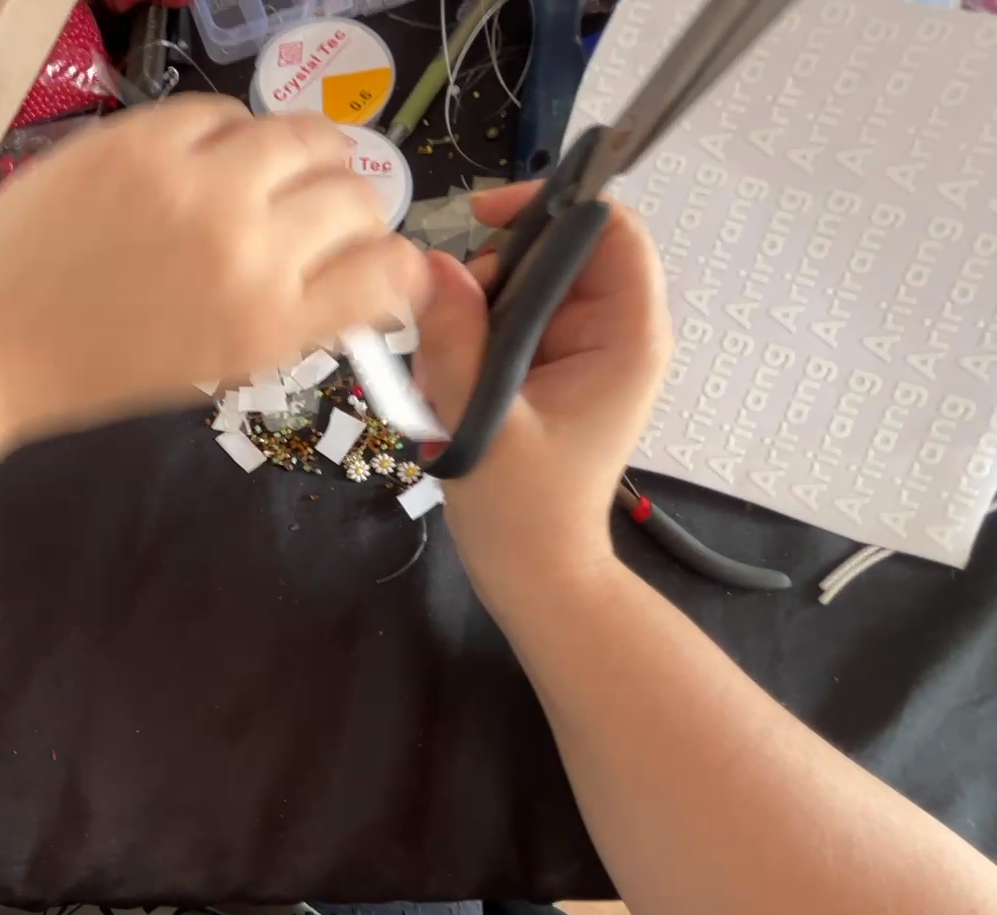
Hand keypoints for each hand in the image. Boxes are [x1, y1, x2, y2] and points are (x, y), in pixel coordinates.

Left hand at [0, 95, 429, 442]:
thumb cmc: (94, 373)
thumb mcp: (205, 371)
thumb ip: (282, 321)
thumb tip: (342, 275)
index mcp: (264, 328)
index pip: (386, 275)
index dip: (397, 270)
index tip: (378, 269)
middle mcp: (248, 249)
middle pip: (356, 197)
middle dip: (353, 213)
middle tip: (321, 222)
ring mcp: (195, 183)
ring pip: (304, 136)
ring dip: (306, 160)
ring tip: (274, 181)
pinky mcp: (143, 138)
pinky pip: (224, 114)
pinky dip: (232, 139)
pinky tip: (212, 163)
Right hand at [413, 184, 670, 600]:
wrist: (528, 568)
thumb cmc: (518, 508)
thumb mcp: (480, 421)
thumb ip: (454, 342)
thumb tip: (429, 266)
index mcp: (623, 339)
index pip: (605, 233)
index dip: (547, 208)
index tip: (474, 221)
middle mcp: (607, 336)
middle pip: (550, 261)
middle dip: (485, 283)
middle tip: (439, 332)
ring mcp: (573, 357)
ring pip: (515, 298)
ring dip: (466, 324)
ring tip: (437, 378)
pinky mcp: (542, 377)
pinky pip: (501, 334)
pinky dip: (464, 350)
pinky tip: (443, 390)